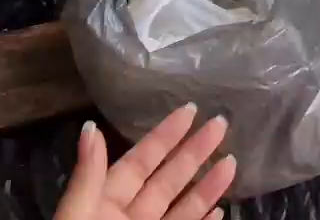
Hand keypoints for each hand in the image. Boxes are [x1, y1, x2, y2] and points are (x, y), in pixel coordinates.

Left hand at [54, 106, 236, 219]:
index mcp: (100, 208)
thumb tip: (90, 126)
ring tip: (232, 163)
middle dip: (194, 153)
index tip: (190, 110)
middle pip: (165, 181)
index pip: (138, 163)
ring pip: (181, 211)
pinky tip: (220, 213)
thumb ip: (88, 180)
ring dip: (207, 188)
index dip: (163, 136)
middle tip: (222, 124)